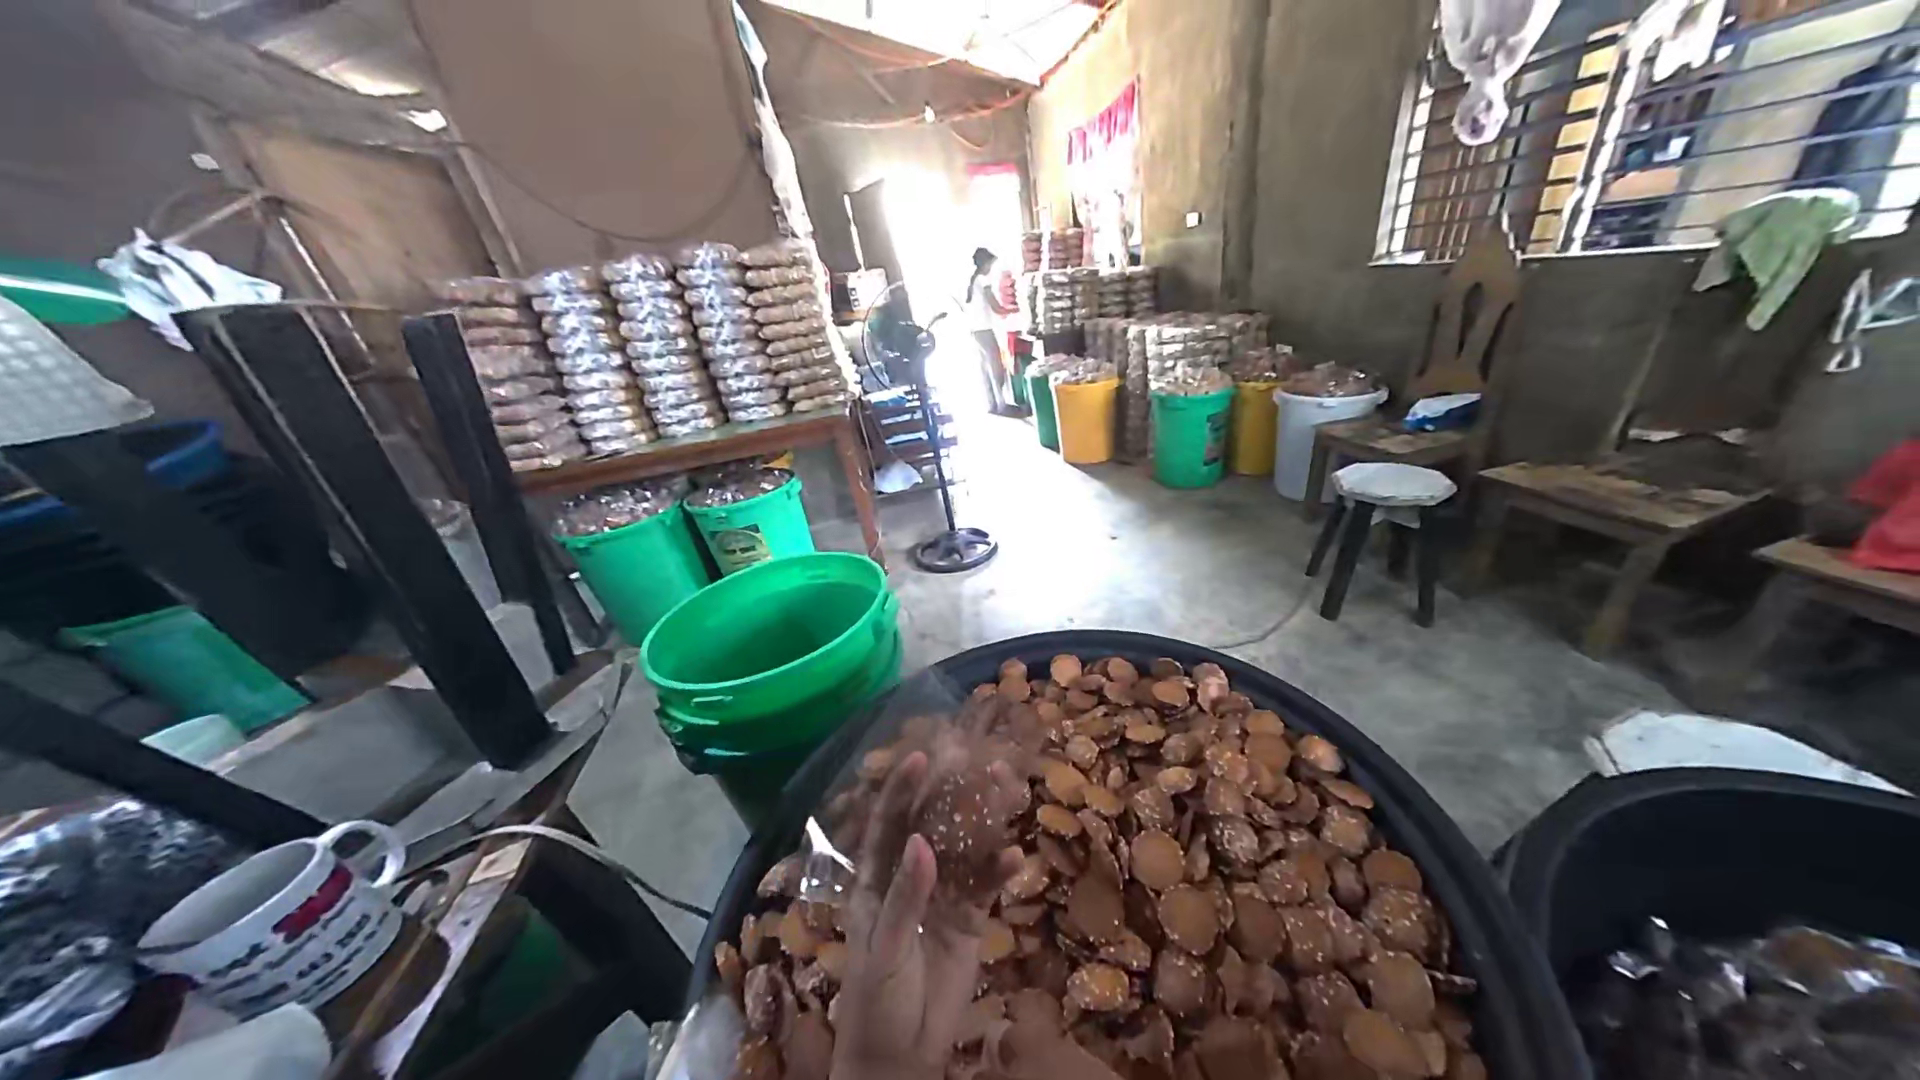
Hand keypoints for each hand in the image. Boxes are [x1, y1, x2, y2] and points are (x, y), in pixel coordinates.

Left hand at [831, 751, 1018, 1079]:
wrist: (903, 1054)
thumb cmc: (876, 996)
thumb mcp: (883, 945)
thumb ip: (904, 896)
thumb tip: (921, 841)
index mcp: (877, 878)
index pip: (888, 824)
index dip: (901, 790)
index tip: (919, 757)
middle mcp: (911, 876)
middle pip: (933, 824)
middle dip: (952, 793)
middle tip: (977, 760)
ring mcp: (943, 894)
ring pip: (965, 848)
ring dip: (984, 819)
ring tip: (1005, 785)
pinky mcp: (970, 917)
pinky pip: (986, 886)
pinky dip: (999, 870)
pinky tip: (1013, 857)